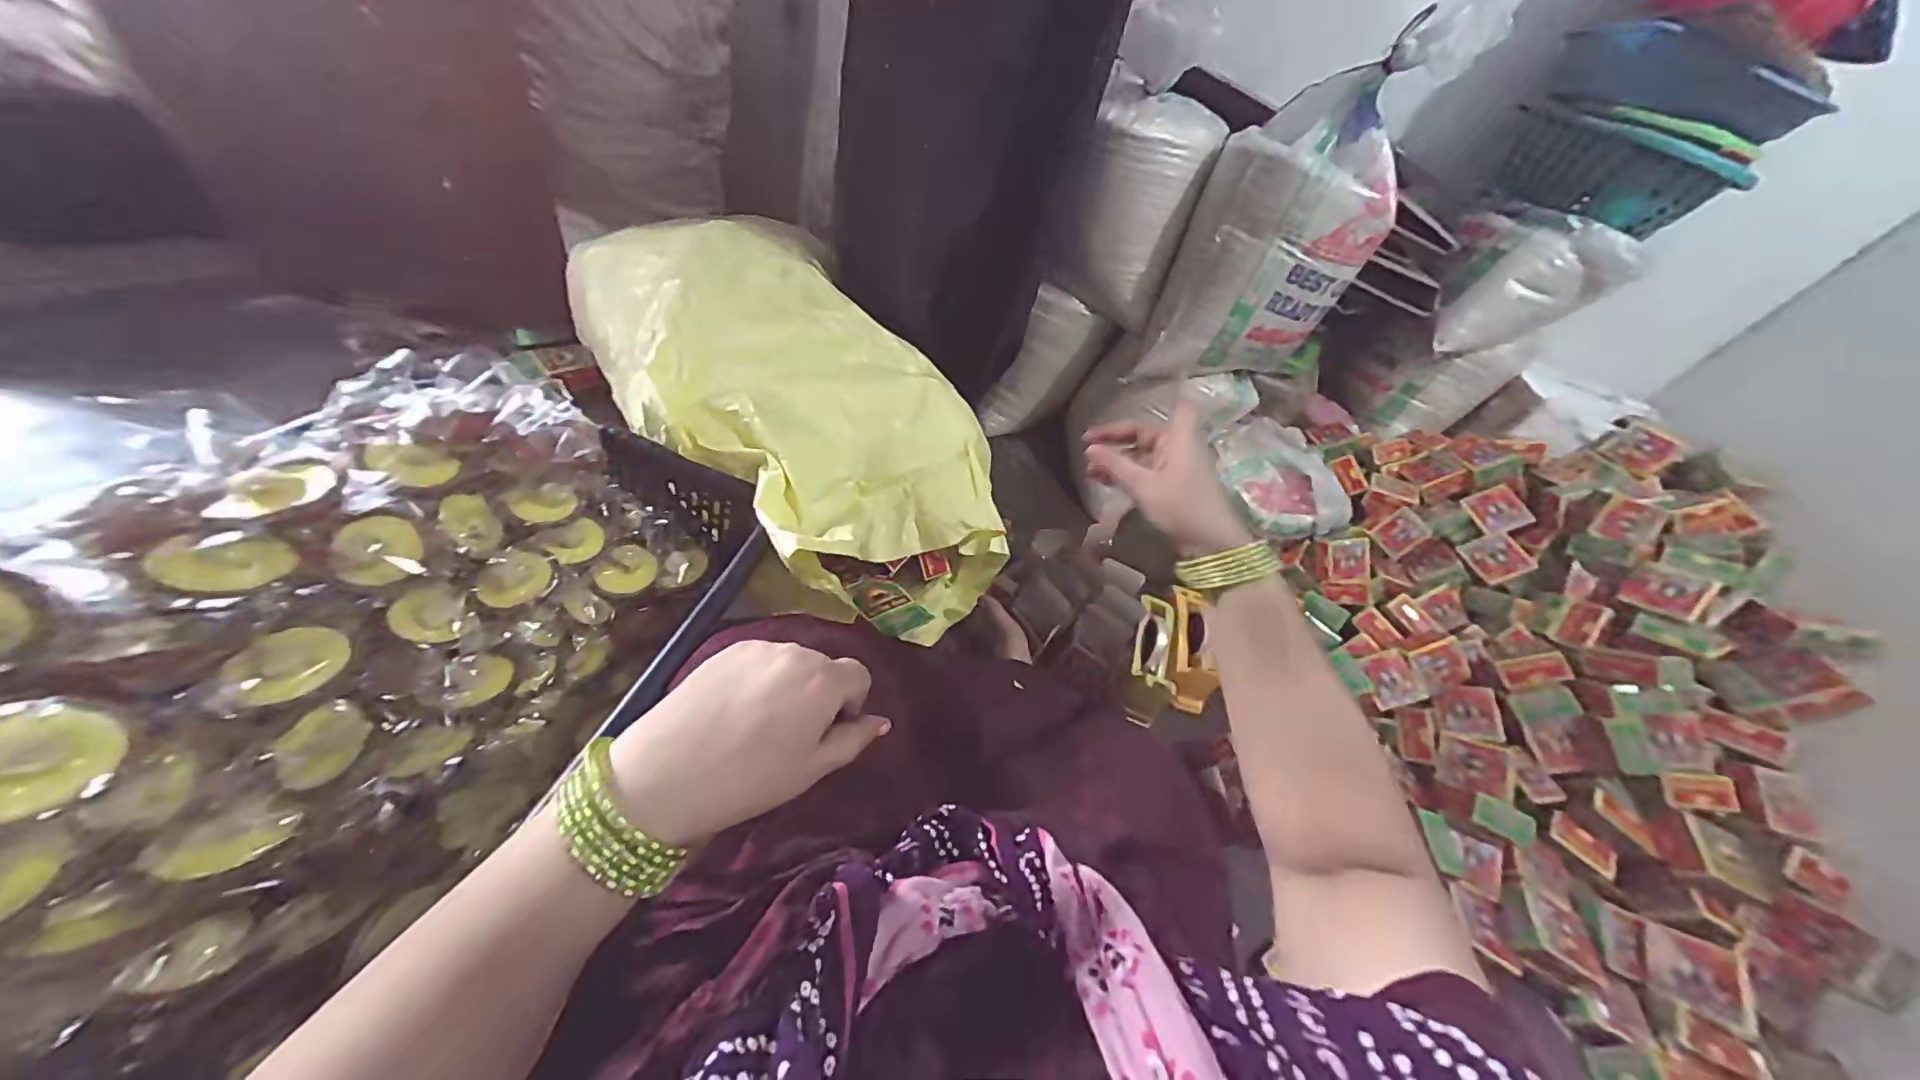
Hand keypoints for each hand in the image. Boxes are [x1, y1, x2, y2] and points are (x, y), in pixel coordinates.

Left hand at [605, 641, 889, 846]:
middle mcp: (794, 651)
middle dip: (819, 694)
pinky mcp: (724, 648)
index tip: (826, 733)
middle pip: (823, 667)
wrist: (662, 775)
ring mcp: (756, 646)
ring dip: (788, 684)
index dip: (850, 705)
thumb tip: (880, 721)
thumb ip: (852, 740)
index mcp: (823, 679)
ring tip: (757, 723)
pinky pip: (759, 659)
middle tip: (790, 734)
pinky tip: (733, 710)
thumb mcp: (811, 769)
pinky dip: (758, 678)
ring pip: (790, 662)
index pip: (858, 675)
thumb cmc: (749, 780)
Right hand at [1083, 400, 1253, 556]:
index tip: (1155, 381)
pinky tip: (1105, 482)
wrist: (1210, 543)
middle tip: (1086, 448)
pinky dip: (1125, 475)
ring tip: (1089, 470)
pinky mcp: (1170, 489)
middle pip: (1143, 435)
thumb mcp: (1143, 485)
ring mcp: (1173, 469)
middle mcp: (1177, 448)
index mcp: (1178, 438)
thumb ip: (1115, 465)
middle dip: (1115, 441)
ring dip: (1116, 461)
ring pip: (1139, 457)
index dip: (1171, 389)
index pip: (1179, 404)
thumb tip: (1089, 448)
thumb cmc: (1180, 505)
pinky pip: (1142, 474)